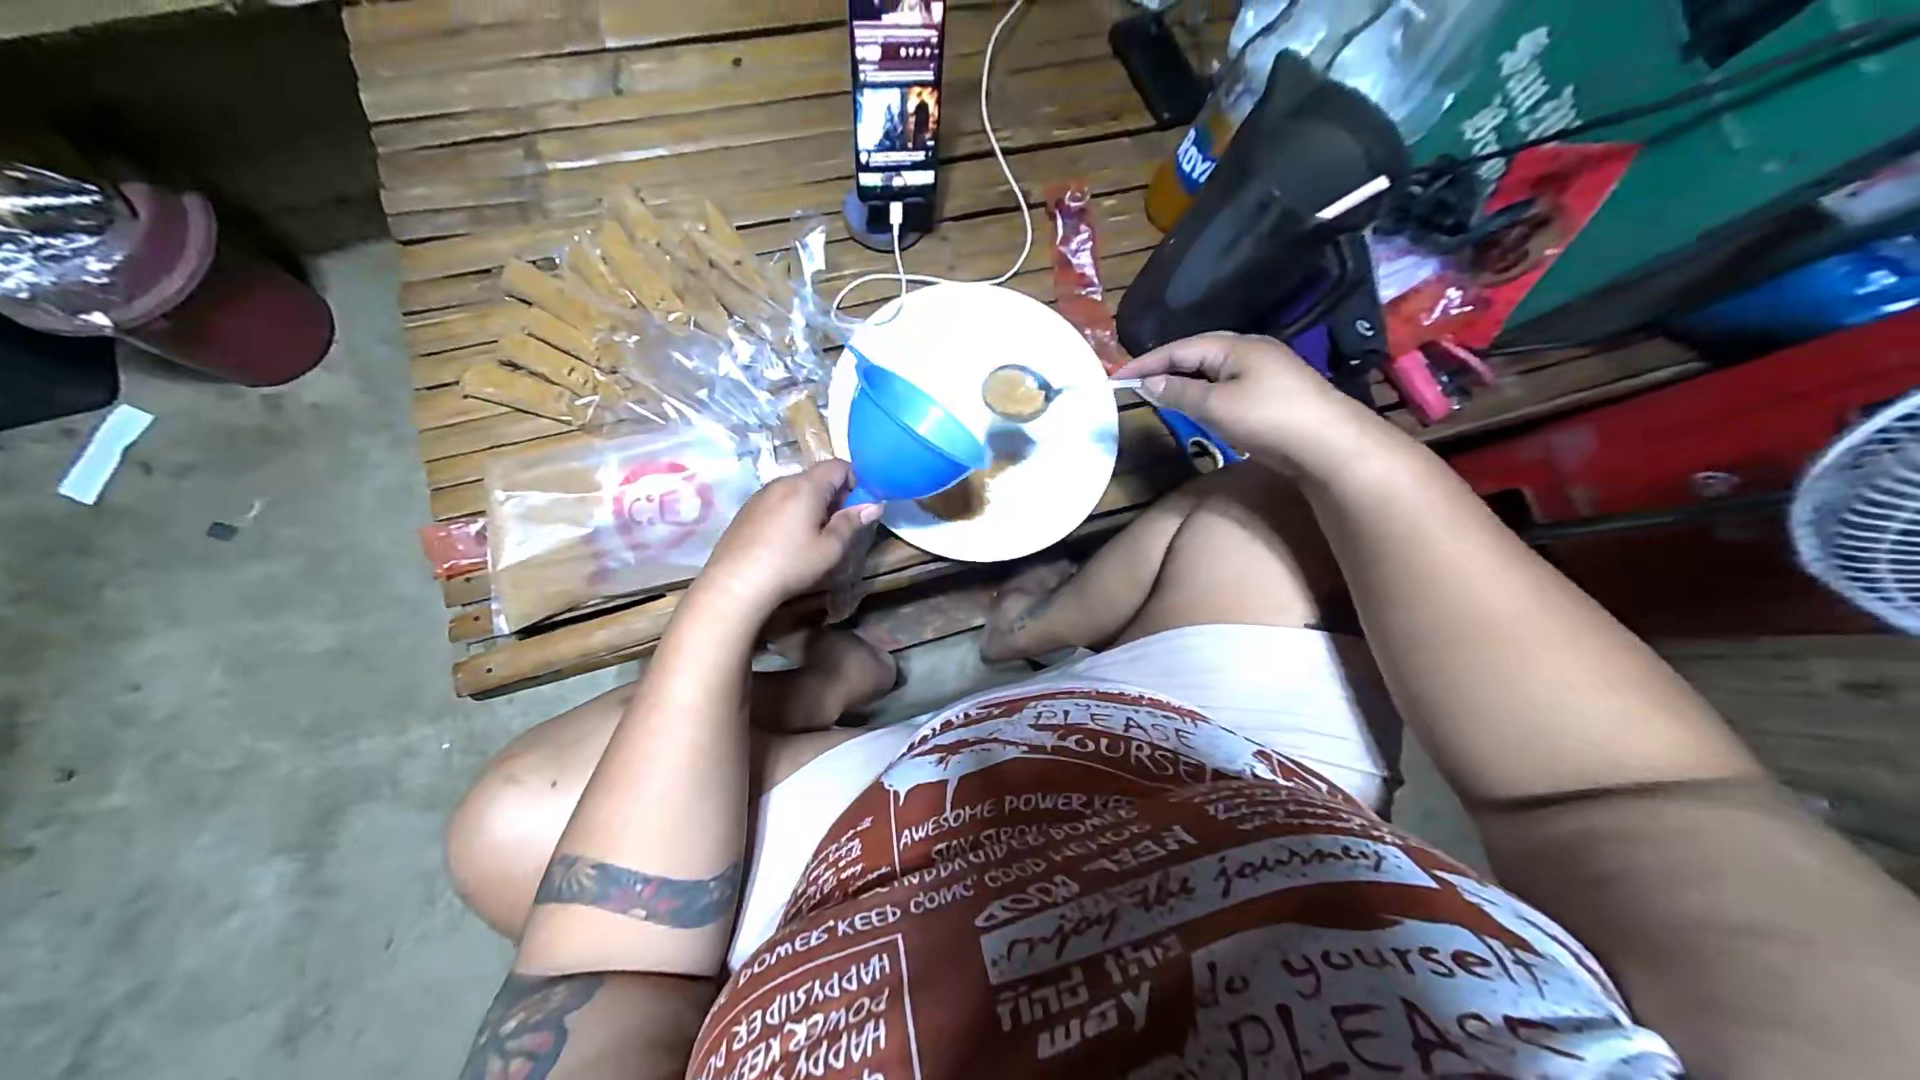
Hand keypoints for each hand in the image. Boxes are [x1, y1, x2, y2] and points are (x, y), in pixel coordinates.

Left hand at [693, 460, 880, 615]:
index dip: (855, 481)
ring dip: (812, 504)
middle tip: (839, 526)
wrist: (735, 584)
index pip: (838, 465)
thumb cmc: (790, 564)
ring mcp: (760, 495)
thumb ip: (852, 522)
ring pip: (796, 489)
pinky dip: (791, 511)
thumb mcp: (830, 548)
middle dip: (834, 495)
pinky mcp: (746, 510)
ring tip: (813, 536)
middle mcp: (782, 482)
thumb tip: (874, 505)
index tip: (858, 507)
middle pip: (816, 477)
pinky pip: (778, 501)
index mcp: (806, 486)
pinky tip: (787, 541)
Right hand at [1113, 332, 1381, 473]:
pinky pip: (1225, 386)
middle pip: (1197, 353)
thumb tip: (1148, 383)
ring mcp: (1263, 372)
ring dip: (1183, 380)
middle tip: (1135, 382)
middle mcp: (1250, 351)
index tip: (1117, 376)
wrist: (1328, 444)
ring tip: (1157, 392)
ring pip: (1212, 371)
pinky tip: (1193, 405)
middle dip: (1164, 366)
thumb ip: (1179, 392)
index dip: (1147, 362)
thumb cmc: (1269, 418)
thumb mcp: (1216, 405)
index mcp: (1236, 346)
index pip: (1180, 348)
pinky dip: (1202, 393)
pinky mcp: (1270, 394)